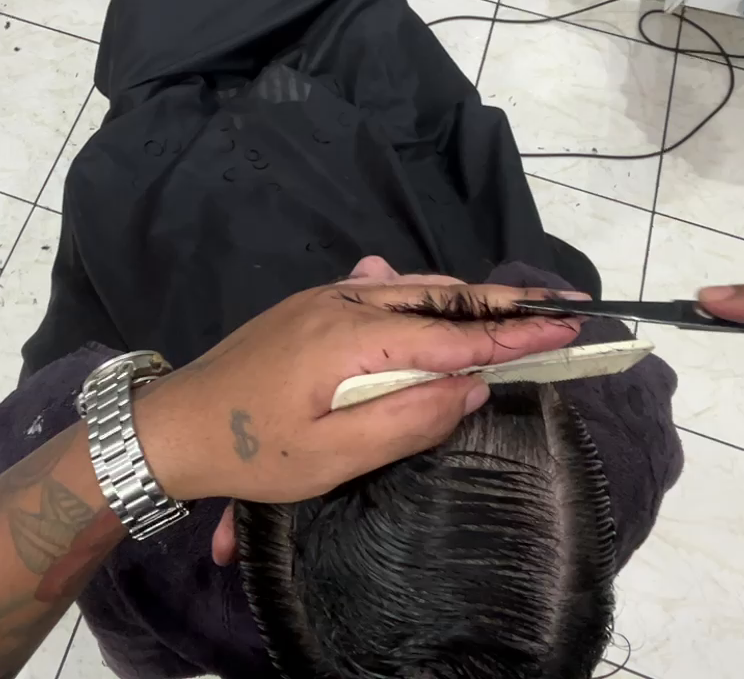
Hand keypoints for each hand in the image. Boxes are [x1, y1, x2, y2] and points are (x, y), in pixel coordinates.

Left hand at [131, 256, 581, 504]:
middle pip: (437, 297)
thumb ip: (407, 418)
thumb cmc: (251, 449)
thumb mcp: (332, 455)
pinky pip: (381, 290)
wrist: (175, 422)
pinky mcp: (311, 304)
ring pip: (411, 288)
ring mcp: (324, 296)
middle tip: (559, 308)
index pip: (451, 334)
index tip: (568, 327)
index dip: (512, 335)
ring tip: (514, 310)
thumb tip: (471, 386)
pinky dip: (423, 297)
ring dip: (465, 299)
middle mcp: (342, 300)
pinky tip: (435, 301)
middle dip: (502, 304)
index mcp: (351, 335)